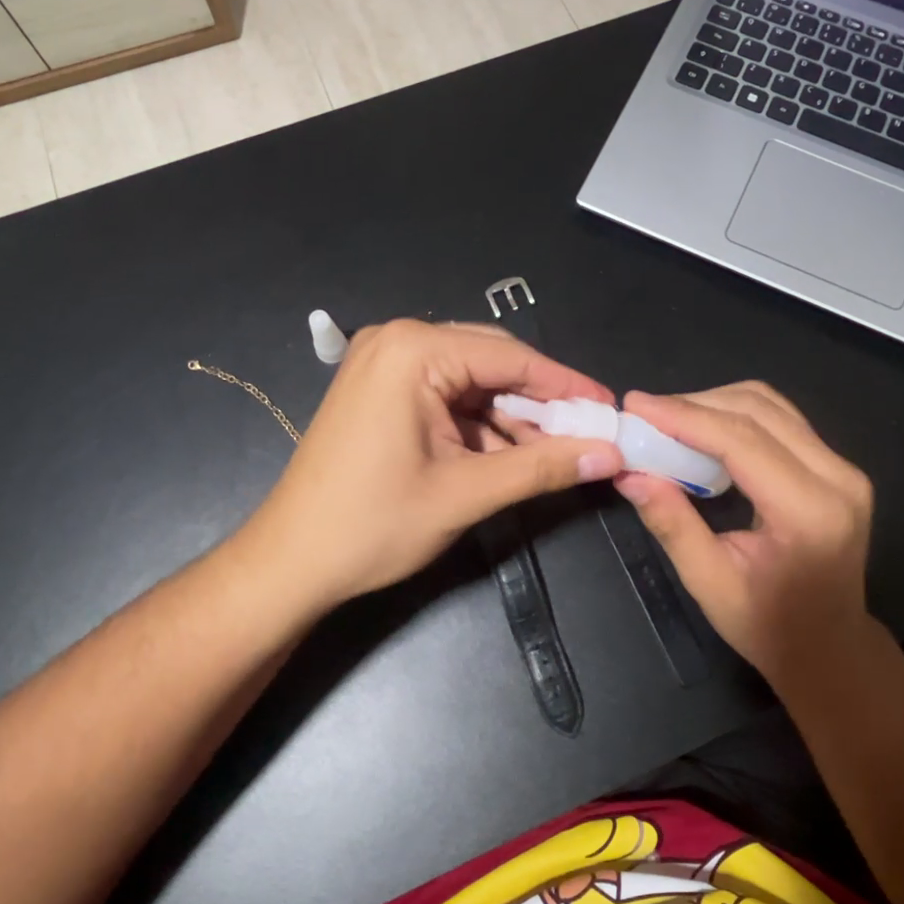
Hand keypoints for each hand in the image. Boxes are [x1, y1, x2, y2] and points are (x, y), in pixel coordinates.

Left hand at [236, 320, 623, 607]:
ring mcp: (384, 364)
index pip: (511, 358)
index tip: (612, 410)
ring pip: (473, 382)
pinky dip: (479, 425)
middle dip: (540, 404)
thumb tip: (610, 454)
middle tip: (588, 436)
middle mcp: (397, 341)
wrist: (291, 561)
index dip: (567, 387)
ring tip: (555, 455)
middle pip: (493, 362)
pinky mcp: (380, 391)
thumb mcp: (466, 493)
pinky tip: (509, 456)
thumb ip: (541, 466)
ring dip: (512, 419)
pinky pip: (446, 396)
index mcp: (413, 351)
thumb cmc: (372, 524)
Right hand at [614, 383, 874, 685]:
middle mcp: (837, 478)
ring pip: (771, 405)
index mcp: (809, 512)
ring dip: (714, 404)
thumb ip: (672, 524)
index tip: (635, 405)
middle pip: (758, 410)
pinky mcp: (837, 466)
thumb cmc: (768, 626)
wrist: (829, 646)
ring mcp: (843, 468)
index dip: (684, 416)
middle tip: (644, 415)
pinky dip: (736, 415)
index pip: (741, 440)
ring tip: (668, 421)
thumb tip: (628, 474)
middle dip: (694, 404)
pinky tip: (703, 431)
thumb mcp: (709, 583)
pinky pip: (781, 419)